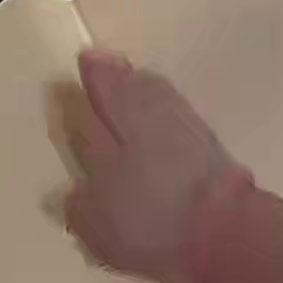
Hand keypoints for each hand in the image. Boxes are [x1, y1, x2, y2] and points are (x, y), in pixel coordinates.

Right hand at [63, 50, 246, 282]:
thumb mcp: (99, 224)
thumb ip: (80, 203)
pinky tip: (156, 92)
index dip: (91, 82)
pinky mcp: (201, 129)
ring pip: (152, 88)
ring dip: (136, 77)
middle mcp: (148, 118)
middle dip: (113, 72)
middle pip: (128, 87)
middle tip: (99, 58)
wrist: (219, 219)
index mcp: (118, 135)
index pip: (100, 100)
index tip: (83, 61)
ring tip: (124, 71)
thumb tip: (63, 191)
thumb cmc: (151, 222)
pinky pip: (170, 97)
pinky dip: (158, 89)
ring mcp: (180, 120)